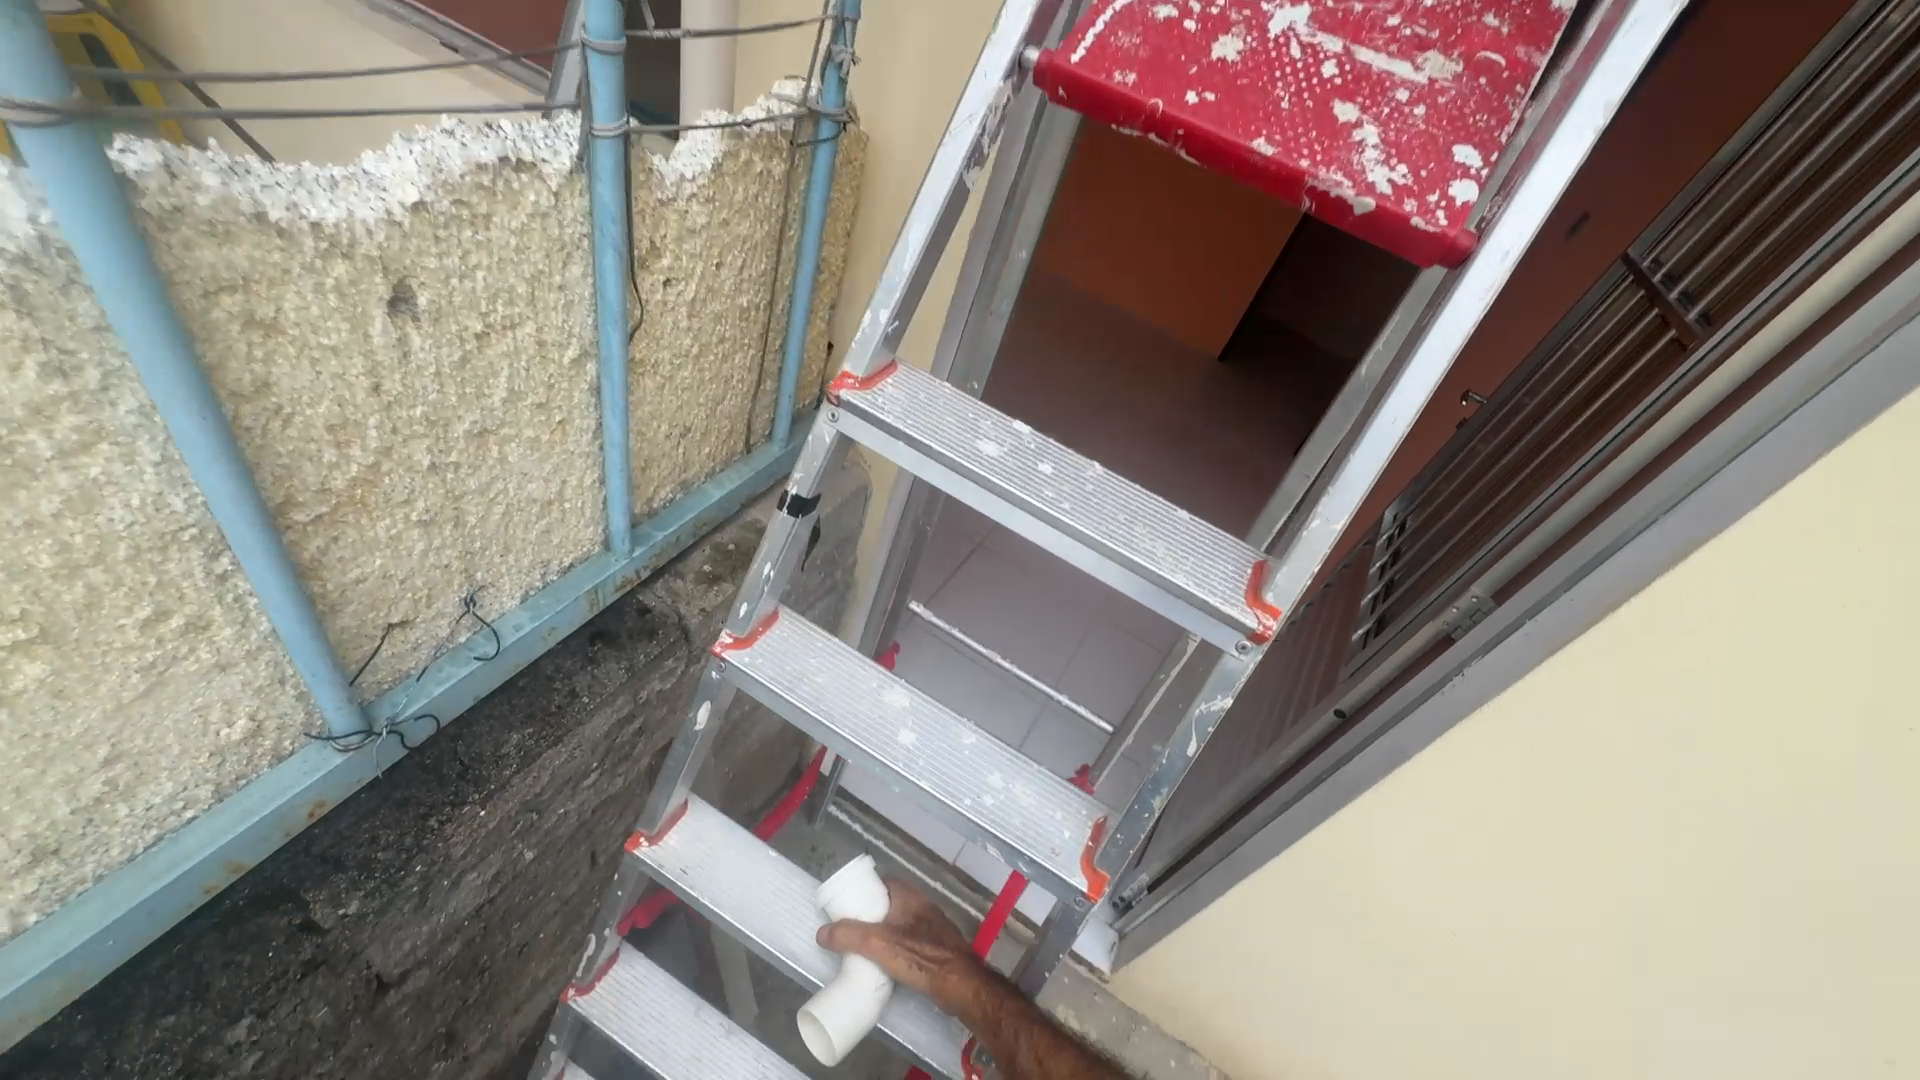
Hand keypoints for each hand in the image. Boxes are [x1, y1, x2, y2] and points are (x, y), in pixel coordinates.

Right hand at [816, 879, 985, 1013]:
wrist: (959, 983)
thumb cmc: (920, 956)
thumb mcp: (877, 944)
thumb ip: (849, 936)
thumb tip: (821, 932)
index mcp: (908, 895)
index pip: (883, 882)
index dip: (865, 891)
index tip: (848, 905)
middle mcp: (922, 904)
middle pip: (891, 903)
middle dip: (872, 914)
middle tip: (852, 929)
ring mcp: (932, 925)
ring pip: (902, 922)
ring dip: (885, 931)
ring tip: (865, 947)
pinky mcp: (938, 945)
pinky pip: (912, 939)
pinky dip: (898, 946)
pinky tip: (888, 962)